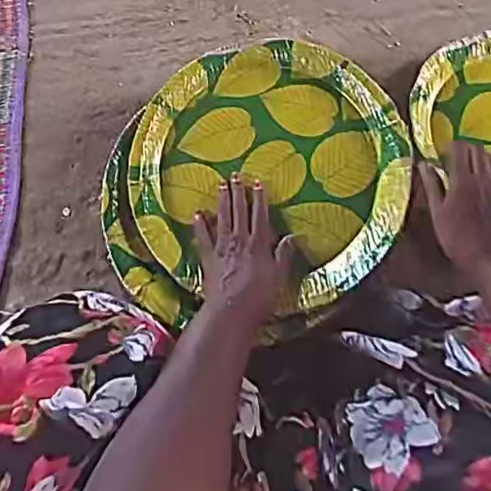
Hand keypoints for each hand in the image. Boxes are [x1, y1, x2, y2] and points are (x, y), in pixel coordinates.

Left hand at [194, 176, 295, 332]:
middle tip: (235, 175)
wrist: (229, 314)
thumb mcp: (278, 277)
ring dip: (222, 201)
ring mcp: (222, 248)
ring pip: (222, 218)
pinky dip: (200, 225)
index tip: (257, 182)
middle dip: (238, 192)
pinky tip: (198, 214)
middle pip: (239, 212)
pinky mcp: (208, 258)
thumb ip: (283, 255)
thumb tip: (293, 236)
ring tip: (221, 185)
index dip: (259, 198)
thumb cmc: (258, 298)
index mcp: (258, 244)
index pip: (259, 215)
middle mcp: (239, 241)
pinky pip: (203, 238)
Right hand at [420, 144, 490, 279]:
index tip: (444, 154)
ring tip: (474, 170)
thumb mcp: (437, 213)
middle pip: (479, 151)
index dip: (452, 147)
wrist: (490, 261)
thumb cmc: (457, 239)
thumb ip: (432, 186)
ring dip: (484, 160)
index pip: (460, 149)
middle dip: (467, 149)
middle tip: (458, 159)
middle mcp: (484, 179)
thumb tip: (424, 164)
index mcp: (463, 180)